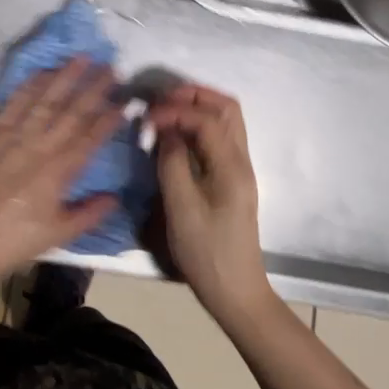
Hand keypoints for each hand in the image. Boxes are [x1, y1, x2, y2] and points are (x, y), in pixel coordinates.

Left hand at [0, 59, 123, 282]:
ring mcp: (12, 134)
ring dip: (65, 77)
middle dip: (94, 88)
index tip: (125, 102)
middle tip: (112, 68)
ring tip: (83, 58)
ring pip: (45, 98)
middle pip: (71, 111)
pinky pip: (14, 101)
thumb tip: (115, 197)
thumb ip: (87, 215)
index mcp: (58, 171)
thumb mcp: (54, 236)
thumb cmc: (7, 242)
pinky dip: (30, 85)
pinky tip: (43, 72)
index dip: (109, 119)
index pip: (89, 138)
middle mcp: (39, 145)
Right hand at [148, 84, 268, 314]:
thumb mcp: (181, 208)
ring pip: (226, 119)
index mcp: (231, 166)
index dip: (175, 109)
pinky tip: (177, 137)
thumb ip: (172, 162)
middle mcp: (241, 160)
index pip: (207, 118)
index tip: (147, 117)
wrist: (235, 292)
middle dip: (193, 95)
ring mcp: (239, 168)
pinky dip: (199, 125)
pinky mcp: (232, 179)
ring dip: (197, 107)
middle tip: (160, 102)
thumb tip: (164, 130)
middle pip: (226, 107)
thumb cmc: (206, 252)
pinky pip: (220, 136)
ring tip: (166, 113)